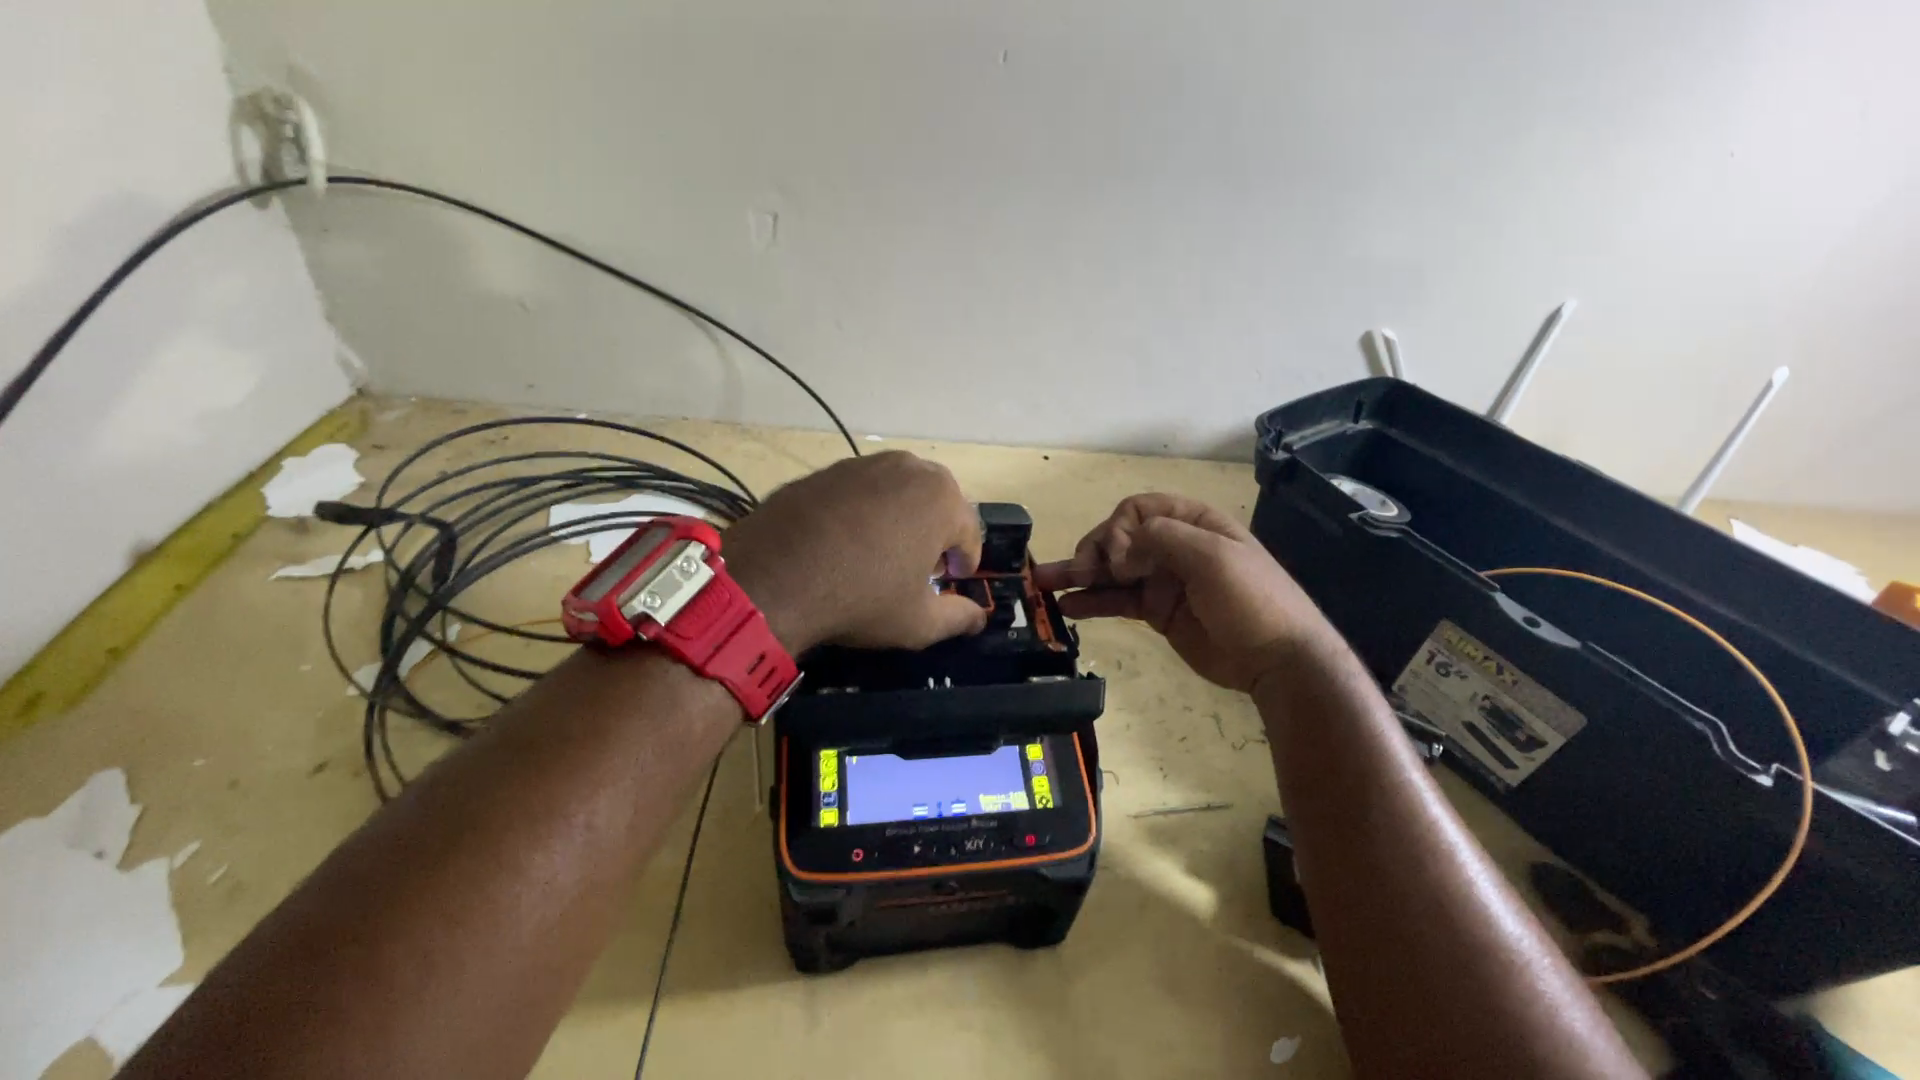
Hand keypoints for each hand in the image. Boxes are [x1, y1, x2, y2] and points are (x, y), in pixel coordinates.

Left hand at [722, 451, 987, 652]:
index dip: (963, 563)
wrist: (772, 578)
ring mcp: (862, 464)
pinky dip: (862, 513)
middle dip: (934, 535)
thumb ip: (959, 617)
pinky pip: (859, 492)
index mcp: (942, 498)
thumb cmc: (861, 599)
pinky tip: (844, 545)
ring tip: (880, 556)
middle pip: (936, 504)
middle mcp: (908, 467)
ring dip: (900, 519)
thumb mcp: (920, 622)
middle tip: (918, 569)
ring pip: (897, 493)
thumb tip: (978, 618)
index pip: (969, 532)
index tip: (951, 583)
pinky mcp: (825, 471)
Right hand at [1032, 493, 1337, 692]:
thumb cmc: (1252, 599)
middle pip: (1119, 538)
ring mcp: (1164, 581)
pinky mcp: (1158, 613)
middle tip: (1076, 573)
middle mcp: (1174, 546)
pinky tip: (1067, 605)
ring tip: (1043, 583)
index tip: (1117, 561)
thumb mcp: (1213, 557)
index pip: (1138, 510)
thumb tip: (1119, 549)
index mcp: (1193, 522)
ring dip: (1079, 575)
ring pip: (1112, 571)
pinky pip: (1117, 601)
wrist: (1279, 659)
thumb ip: (1162, 539)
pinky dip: (1092, 601)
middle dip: (1093, 551)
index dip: (1119, 530)